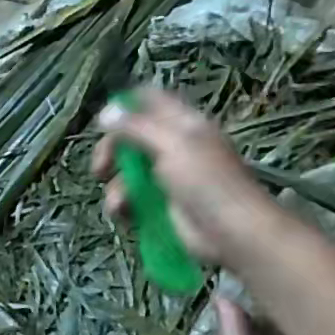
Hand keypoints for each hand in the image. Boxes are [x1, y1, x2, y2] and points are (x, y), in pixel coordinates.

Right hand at [91, 87, 279, 265]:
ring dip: (115, 186)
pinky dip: (121, 206)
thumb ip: (136, 127)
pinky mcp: (158, 205)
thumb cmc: (207, 182)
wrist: (232, 233)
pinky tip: (123, 214)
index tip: (103, 121)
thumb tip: (105, 112)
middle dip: (110, 152)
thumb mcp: (172, 145)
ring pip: (124, 172)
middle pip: (128, 138)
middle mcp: (172, 147)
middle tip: (101, 168)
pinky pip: (128, 198)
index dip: (125, 105)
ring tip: (120, 203)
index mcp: (182, 125)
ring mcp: (164, 178)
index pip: (150, 101)